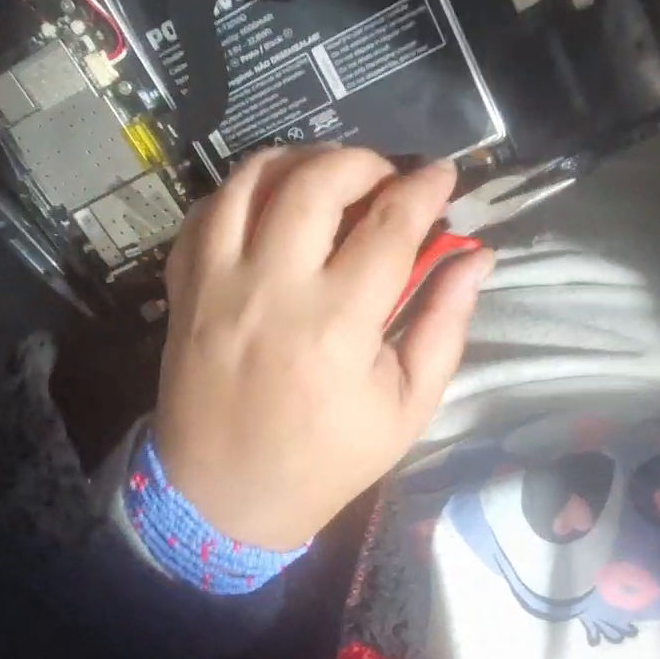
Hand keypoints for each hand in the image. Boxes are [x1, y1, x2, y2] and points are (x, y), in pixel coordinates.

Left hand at [153, 147, 493, 550]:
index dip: (424, 189)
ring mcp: (217, 283)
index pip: (389, 226)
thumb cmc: (327, 459)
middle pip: (316, 182)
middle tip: (386, 178)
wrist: (225, 498)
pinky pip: (205, 211)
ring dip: (300, 160)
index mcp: (337, 325)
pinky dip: (241, 191)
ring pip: (252, 179)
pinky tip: (270, 205)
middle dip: (364, 161)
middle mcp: (272, 289)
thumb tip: (476, 258)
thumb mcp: (407, 407)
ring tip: (330, 177)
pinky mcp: (183, 288)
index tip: (444, 175)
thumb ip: (444, 326)